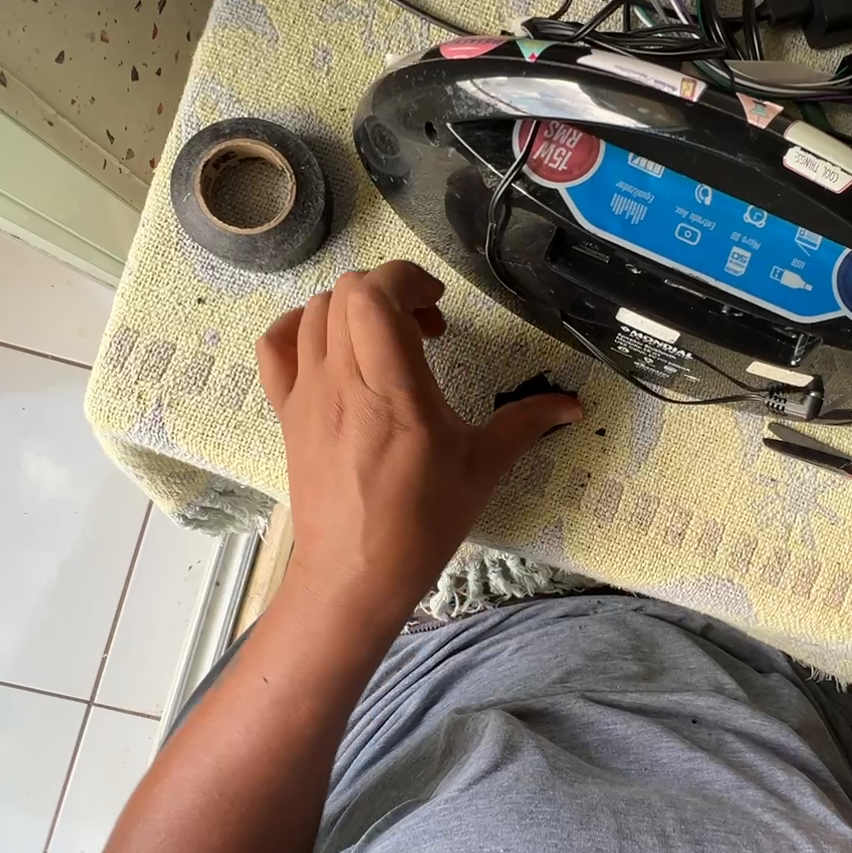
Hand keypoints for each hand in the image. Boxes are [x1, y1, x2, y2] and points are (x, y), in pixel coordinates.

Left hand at [256, 261, 581, 628]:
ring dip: (357, 310)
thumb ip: (526, 423)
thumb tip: (574, 405)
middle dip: (391, 292)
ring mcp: (307, 395)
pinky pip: (278, 345)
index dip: (409, 278)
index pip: (377, 294)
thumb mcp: (482, 468)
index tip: (440, 308)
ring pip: (316, 311)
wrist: (356, 573)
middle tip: (425, 330)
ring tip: (389, 344)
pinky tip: (335, 349)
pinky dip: (304, 327)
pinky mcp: (288, 412)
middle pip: (348, 292)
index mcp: (395, 390)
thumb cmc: (423, 521)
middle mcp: (343, 380)